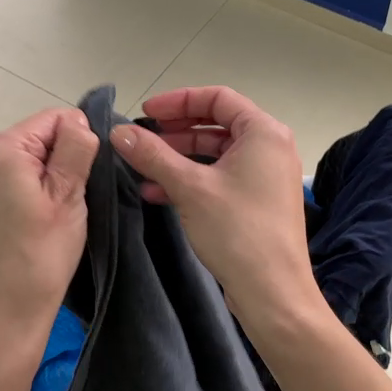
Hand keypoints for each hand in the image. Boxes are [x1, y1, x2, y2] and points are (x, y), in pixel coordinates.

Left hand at [0, 108, 98, 357]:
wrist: (5, 315)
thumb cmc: (41, 256)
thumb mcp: (69, 196)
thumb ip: (77, 148)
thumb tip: (80, 121)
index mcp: (0, 148)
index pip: (56, 118)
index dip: (80, 143)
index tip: (86, 180)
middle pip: (41, 137)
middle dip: (64, 160)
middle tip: (73, 202)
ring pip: (31, 159)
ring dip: (51, 179)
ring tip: (58, 215)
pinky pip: (16, 179)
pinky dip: (34, 192)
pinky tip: (40, 222)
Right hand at [109, 87, 321, 337]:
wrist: (273, 292)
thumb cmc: (237, 230)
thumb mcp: (189, 187)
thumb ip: (153, 155)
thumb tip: (118, 133)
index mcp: (263, 132)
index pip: (218, 98)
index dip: (178, 101)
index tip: (145, 113)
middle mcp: (270, 147)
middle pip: (217, 124)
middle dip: (176, 131)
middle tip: (142, 139)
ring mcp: (266, 176)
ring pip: (216, 154)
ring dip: (179, 158)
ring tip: (143, 169)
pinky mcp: (258, 202)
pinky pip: (221, 178)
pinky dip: (192, 180)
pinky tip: (158, 193)